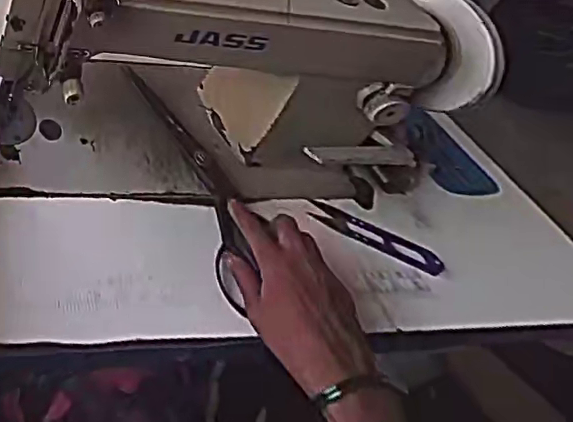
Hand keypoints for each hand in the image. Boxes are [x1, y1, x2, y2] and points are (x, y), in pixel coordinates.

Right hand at [225, 201, 396, 417]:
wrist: (336, 367)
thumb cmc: (298, 345)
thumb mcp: (258, 313)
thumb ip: (244, 280)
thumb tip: (236, 263)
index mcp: (275, 263)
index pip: (253, 227)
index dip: (241, 213)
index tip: (236, 207)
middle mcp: (300, 259)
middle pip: (284, 222)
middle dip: (271, 223)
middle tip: (263, 234)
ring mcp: (320, 268)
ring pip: (304, 237)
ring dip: (291, 239)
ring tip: (282, 254)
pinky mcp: (337, 282)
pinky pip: (320, 259)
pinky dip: (308, 261)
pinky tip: (302, 277)